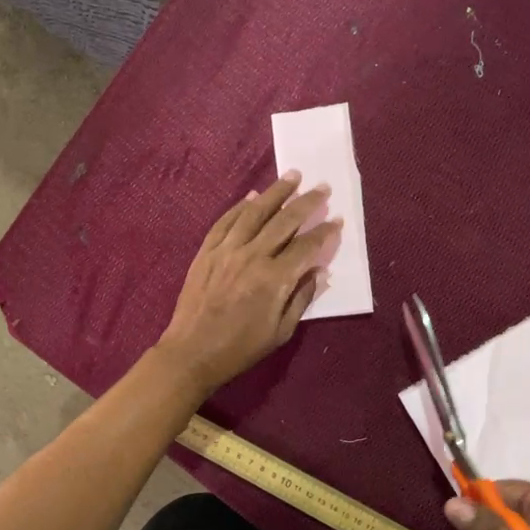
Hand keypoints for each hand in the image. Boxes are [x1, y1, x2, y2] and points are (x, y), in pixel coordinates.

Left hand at [154, 173, 341, 395]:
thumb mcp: (280, 331)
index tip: (337, 220)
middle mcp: (252, 256)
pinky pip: (226, 221)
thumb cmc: (240, 348)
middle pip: (284, 220)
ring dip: (275, 192)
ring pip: (254, 212)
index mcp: (274, 278)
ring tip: (292, 177)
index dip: (324, 232)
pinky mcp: (206, 251)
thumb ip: (301, 298)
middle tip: (322, 188)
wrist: (192, 352)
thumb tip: (319, 271)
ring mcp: (226, 250)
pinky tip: (253, 196)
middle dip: (306, 202)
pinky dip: (241, 206)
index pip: (306, 246)